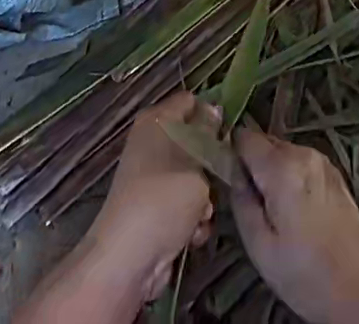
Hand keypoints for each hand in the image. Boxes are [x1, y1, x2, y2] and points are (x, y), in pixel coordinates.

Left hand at [83, 91, 216, 299]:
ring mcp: (154, 176)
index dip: (211, 113)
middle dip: (212, 163)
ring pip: (196, 174)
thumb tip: (214, 108)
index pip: (190, 101)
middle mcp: (153, 142)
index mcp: (156, 120)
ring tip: (203, 211)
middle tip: (220, 176)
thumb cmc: (164, 197)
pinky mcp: (157, 206)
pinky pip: (186, 201)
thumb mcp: (195, 159)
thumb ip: (208, 132)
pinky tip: (194, 232)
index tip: (229, 133)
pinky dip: (193, 216)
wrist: (129, 258)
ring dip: (206, 196)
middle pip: (195, 141)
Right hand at [229, 128, 358, 323]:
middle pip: (265, 142)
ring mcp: (323, 162)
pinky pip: (302, 164)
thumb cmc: (304, 274)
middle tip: (253, 202)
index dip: (231, 153)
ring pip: (283, 152)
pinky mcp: (336, 174)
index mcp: (282, 167)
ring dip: (273, 171)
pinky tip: (298, 211)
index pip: (243, 137)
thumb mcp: (258, 244)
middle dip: (253, 164)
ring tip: (277, 211)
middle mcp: (304, 153)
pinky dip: (293, 177)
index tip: (228, 177)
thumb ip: (240, 198)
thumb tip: (233, 171)